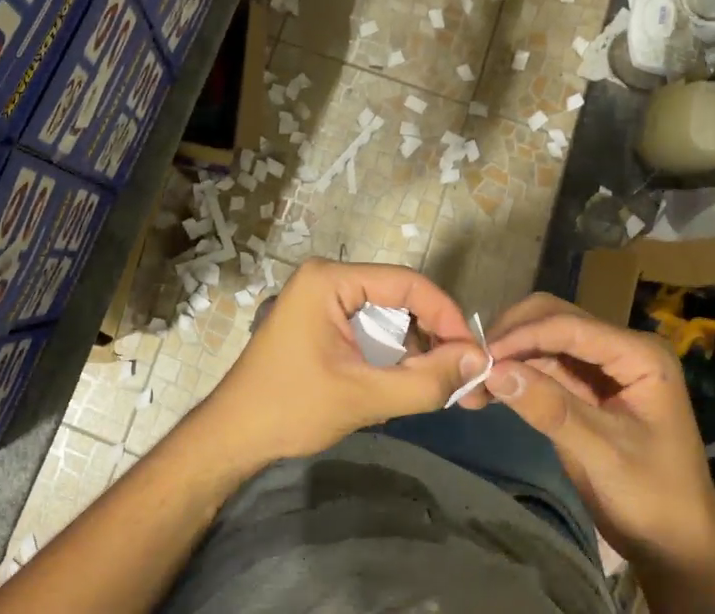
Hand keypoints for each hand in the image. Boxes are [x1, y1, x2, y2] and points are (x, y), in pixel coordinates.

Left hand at [193, 258, 484, 462]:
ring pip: (388, 317)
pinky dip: (393, 357)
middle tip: (464, 379)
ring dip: (415, 351)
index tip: (475, 357)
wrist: (233, 435)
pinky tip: (407, 385)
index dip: (446, 317)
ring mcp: (322, 300)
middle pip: (399, 299)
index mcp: (330, 280)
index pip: (407, 284)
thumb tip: (480, 361)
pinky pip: (371, 330)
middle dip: (433, 338)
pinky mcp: (322, 323)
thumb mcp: (363, 396)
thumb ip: (425, 380)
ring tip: (442, 388)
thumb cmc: (290, 407)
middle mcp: (327, 279)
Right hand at [481, 294, 714, 566]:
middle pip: (553, 319)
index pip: (569, 325)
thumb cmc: (654, 498)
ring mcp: (600, 367)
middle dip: (511, 336)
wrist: (675, 548)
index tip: (480, 355)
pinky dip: (513, 373)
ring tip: (472, 380)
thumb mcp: (604, 454)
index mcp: (639, 355)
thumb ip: (551, 408)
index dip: (522, 334)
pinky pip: (541, 365)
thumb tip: (493, 370)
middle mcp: (619, 349)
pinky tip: (487, 390)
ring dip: (507, 354)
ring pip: (541, 339)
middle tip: (472, 363)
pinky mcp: (582, 388)